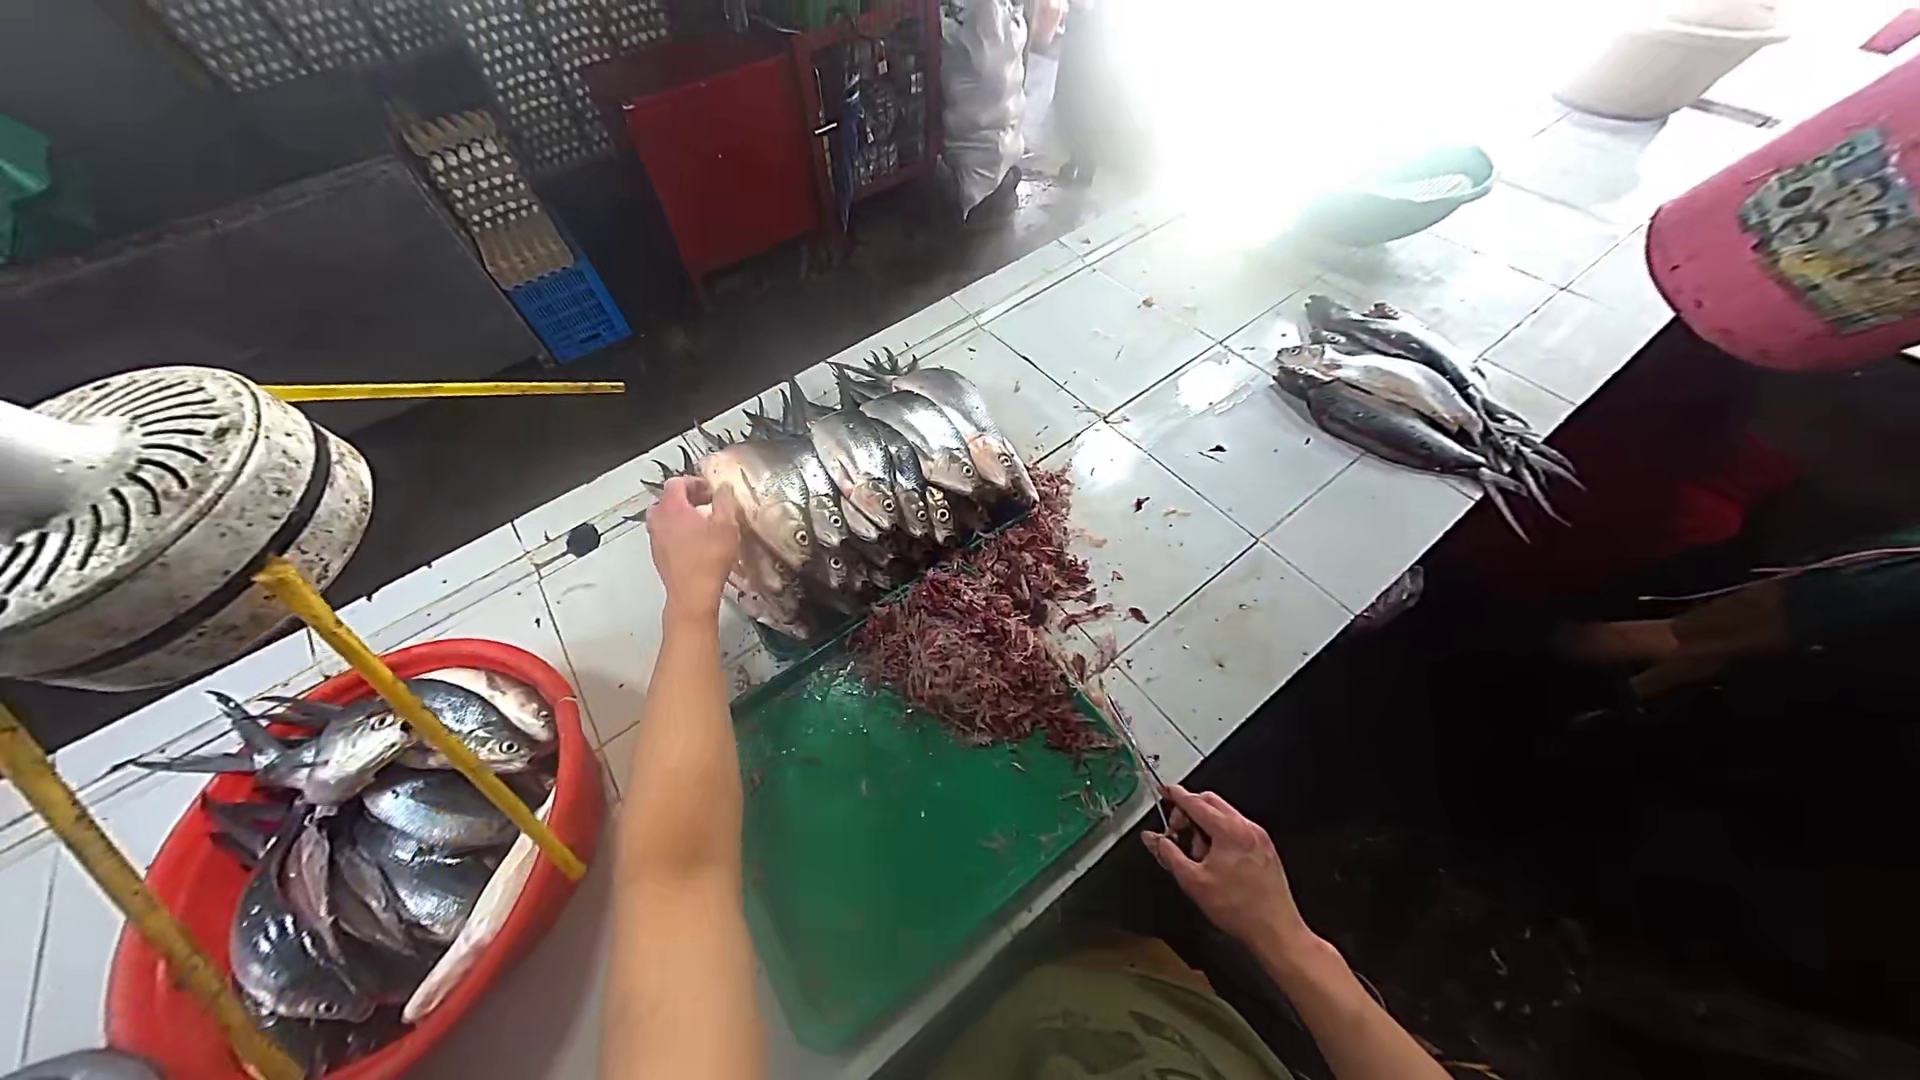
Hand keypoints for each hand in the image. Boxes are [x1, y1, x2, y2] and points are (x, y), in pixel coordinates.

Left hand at [647, 477, 740, 619]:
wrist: (693, 593)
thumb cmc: (709, 559)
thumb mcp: (727, 525)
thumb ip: (725, 500)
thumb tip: (723, 488)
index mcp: (673, 507)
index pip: (676, 483)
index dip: (695, 482)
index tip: (710, 488)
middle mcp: (658, 520)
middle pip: (667, 498)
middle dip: (688, 497)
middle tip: (707, 502)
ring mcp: (655, 538)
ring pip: (664, 516)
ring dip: (682, 514)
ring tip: (702, 522)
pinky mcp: (658, 553)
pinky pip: (665, 533)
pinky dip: (677, 530)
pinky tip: (696, 541)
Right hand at [1142, 785, 1313, 956]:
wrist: (1276, 932)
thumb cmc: (1239, 910)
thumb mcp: (1193, 881)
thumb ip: (1168, 854)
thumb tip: (1153, 839)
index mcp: (1229, 831)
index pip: (1195, 802)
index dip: (1175, 795)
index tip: (1164, 791)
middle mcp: (1246, 828)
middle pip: (1210, 801)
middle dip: (1189, 811)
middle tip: (1177, 831)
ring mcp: (1258, 837)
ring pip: (1224, 814)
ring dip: (1205, 824)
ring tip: (1199, 854)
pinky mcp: (1265, 848)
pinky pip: (1237, 827)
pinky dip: (1220, 833)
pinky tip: (1215, 859)